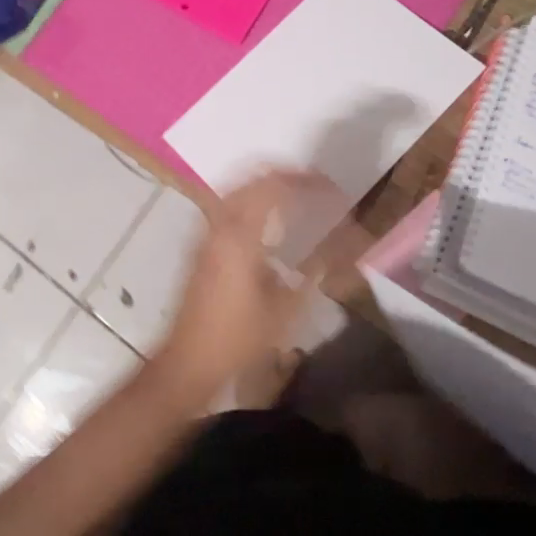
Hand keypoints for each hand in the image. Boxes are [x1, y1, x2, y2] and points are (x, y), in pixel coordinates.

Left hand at [151, 170, 325, 401]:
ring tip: (295, 194)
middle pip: (250, 178)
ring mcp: (205, 234)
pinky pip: (226, 205)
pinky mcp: (200, 246)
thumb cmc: (238, 339)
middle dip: (284, 174)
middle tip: (314, 184)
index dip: (304, 181)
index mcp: (240, 235)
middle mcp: (219, 225)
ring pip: (235, 189)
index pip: (273, 186)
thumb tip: (348, 242)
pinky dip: (249, 199)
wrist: (188, 361)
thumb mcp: (286, 309)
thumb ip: (317, 269)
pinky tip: (268, 220)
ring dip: (264, 185)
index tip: (331, 189)